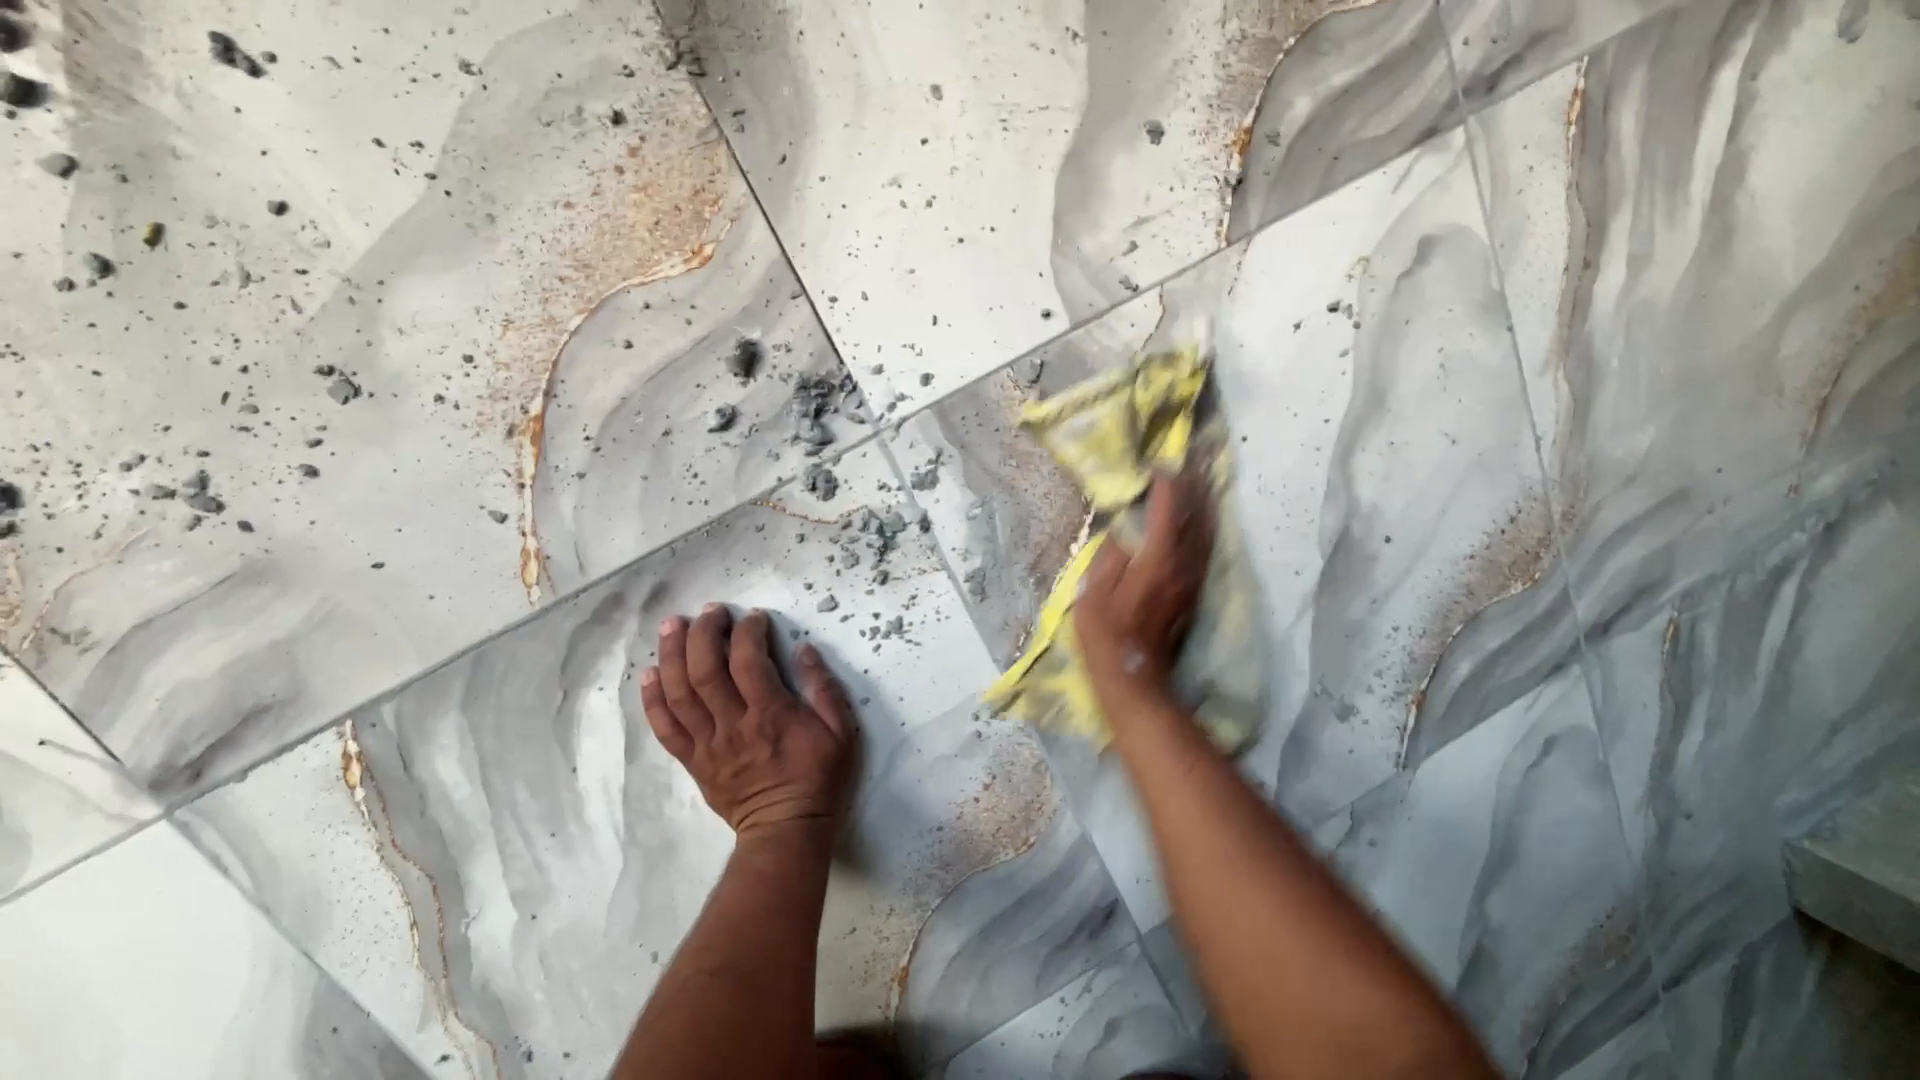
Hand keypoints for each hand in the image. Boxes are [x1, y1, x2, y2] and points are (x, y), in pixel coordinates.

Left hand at [640, 604, 856, 836]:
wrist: (787, 829)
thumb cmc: (818, 778)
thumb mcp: (841, 732)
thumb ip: (824, 688)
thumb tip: (803, 650)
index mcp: (770, 715)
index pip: (749, 661)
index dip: (748, 631)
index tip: (754, 617)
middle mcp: (733, 725)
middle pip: (705, 670)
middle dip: (703, 633)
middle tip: (709, 611)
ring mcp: (708, 744)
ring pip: (679, 693)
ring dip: (671, 655)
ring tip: (672, 626)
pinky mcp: (693, 761)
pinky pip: (665, 728)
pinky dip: (653, 699)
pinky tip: (649, 673)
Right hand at [1074, 468, 1213, 707]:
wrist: (1136, 679)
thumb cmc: (1107, 636)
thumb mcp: (1092, 593)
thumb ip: (1109, 557)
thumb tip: (1122, 534)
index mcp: (1158, 559)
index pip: (1168, 509)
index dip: (1165, 484)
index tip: (1157, 466)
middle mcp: (1184, 565)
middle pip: (1196, 517)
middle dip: (1195, 487)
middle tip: (1195, 460)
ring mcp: (1193, 580)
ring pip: (1206, 533)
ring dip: (1205, 505)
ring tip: (1204, 482)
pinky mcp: (1195, 594)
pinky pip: (1205, 549)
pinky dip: (1205, 528)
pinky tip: (1201, 521)